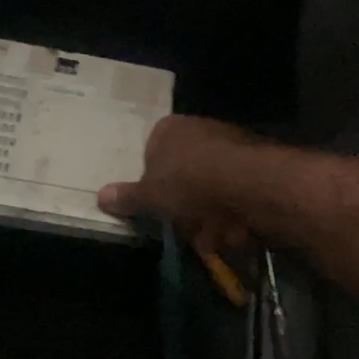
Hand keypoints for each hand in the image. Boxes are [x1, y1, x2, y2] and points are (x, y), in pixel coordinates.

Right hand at [99, 115, 261, 253]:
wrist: (250, 184)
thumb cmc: (188, 183)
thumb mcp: (149, 196)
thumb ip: (127, 197)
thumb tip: (101, 196)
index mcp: (169, 128)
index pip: (152, 151)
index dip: (152, 179)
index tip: (155, 203)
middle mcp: (200, 127)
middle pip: (184, 166)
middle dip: (183, 195)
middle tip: (180, 221)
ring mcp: (231, 141)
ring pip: (211, 180)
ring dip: (208, 207)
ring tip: (208, 231)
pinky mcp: (257, 162)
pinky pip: (235, 191)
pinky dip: (231, 210)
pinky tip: (232, 228)